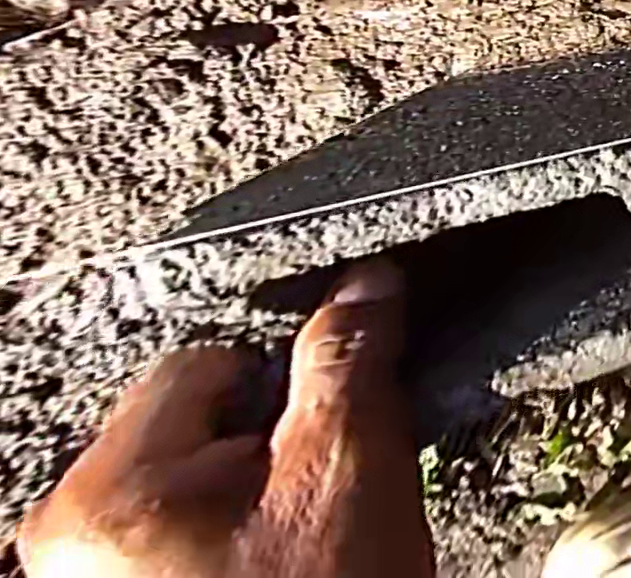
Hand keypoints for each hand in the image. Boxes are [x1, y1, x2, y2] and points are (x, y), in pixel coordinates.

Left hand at [17, 260, 432, 577]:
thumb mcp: (349, 463)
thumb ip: (350, 361)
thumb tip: (369, 278)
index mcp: (103, 495)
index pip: (203, 363)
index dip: (285, 374)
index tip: (327, 421)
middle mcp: (64, 540)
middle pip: (197, 418)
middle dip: (274, 430)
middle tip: (321, 480)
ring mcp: (93, 577)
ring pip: (204, 468)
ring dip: (268, 473)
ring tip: (307, 522)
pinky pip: (196, 517)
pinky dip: (251, 513)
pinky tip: (287, 549)